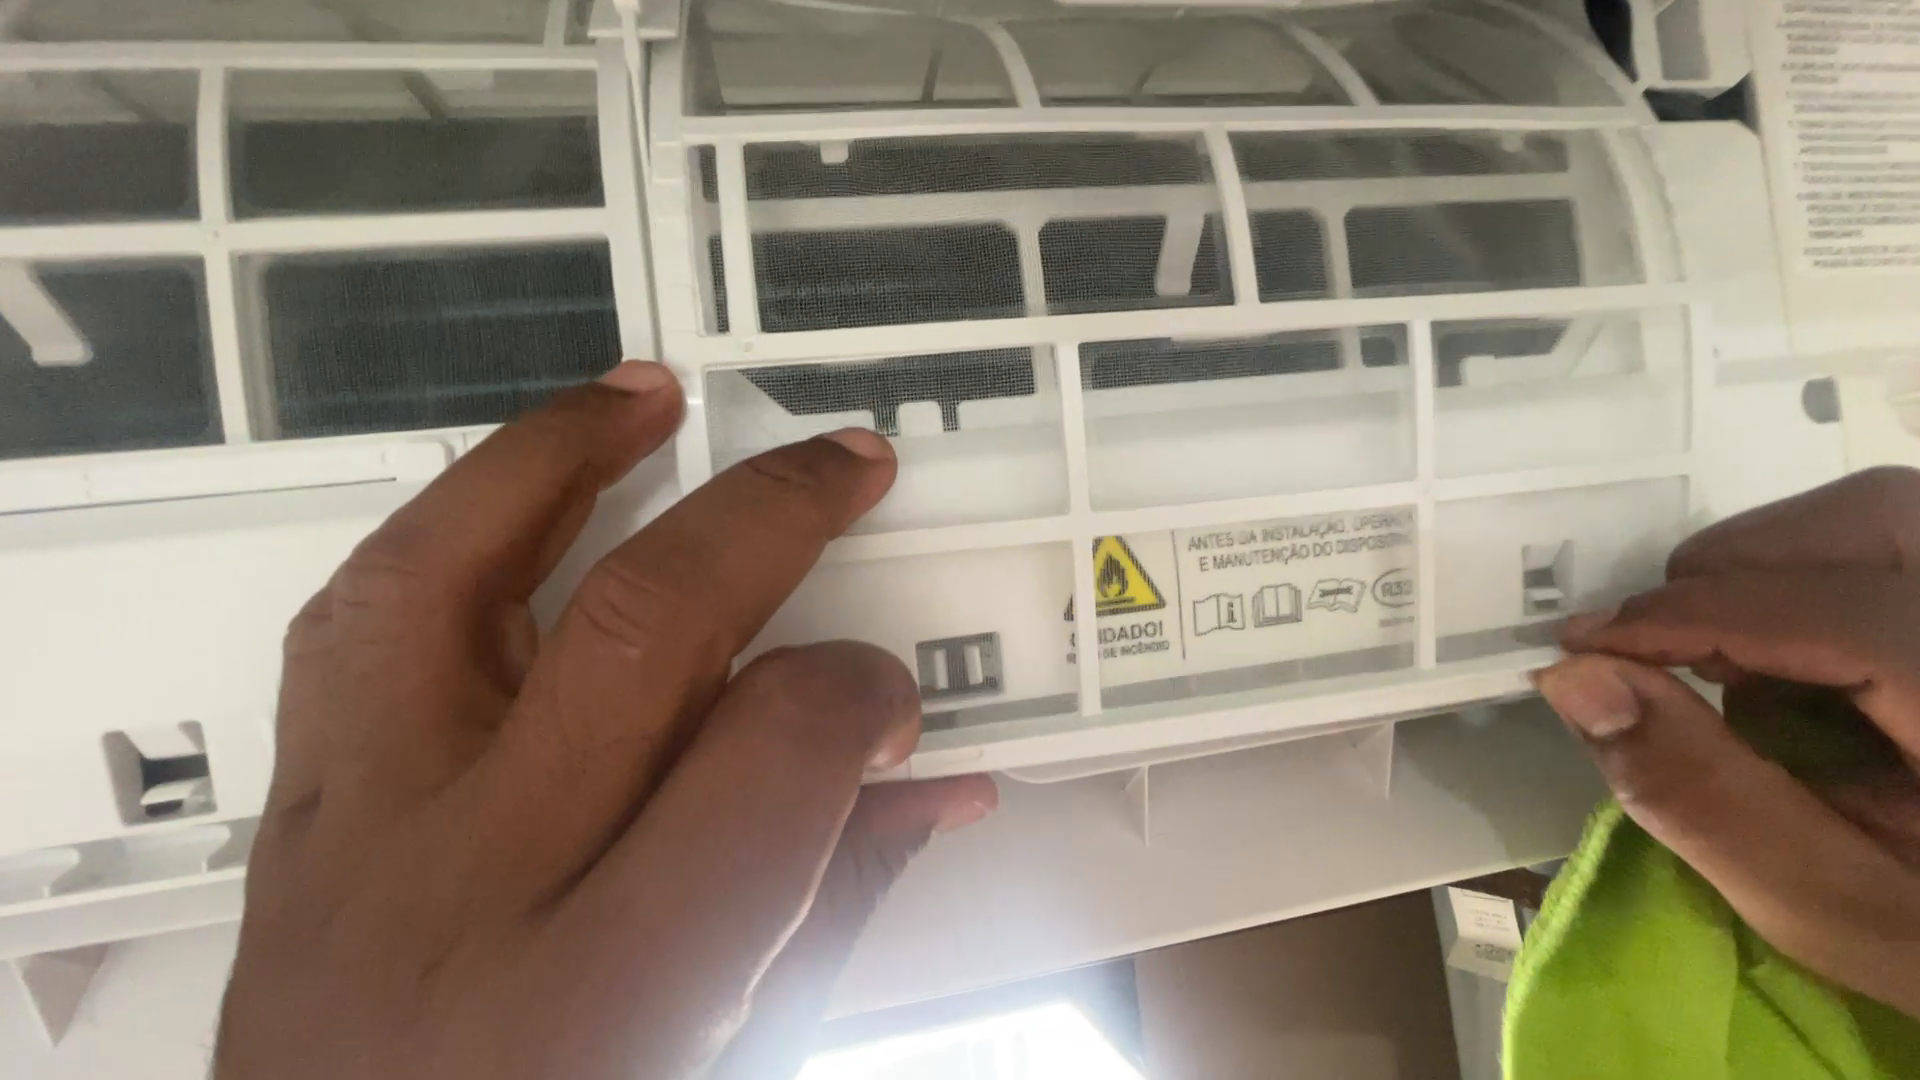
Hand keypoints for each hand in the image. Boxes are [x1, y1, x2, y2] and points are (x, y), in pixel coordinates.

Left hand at [213, 361, 997, 1079]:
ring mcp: (356, 835)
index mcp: (614, 987)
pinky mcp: (296, 815)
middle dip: (770, 515)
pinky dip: (455, 524)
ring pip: (442, 580)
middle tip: (851, 463)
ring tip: (648, 393)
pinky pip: (356, 622)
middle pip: (638, 629)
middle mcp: (474, 887)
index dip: (860, 693)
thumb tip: (942, 780)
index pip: (773, 754)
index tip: (892, 698)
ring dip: (560, 456)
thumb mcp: (750, 1053)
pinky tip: (528, 481)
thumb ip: (845, 899)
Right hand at [1536, 467, 1919, 1017]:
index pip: (1843, 618)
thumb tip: (1570, 678)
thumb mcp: (1819, 901)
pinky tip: (1792, 664)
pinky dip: (1803, 581)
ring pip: (1874, 519)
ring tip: (1727, 660)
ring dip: (1762, 571)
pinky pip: (1880, 549)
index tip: (1580, 650)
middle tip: (1658, 646)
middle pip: (1871, 521)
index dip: (1688, 620)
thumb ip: (1698, 791)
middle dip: (1729, 570)